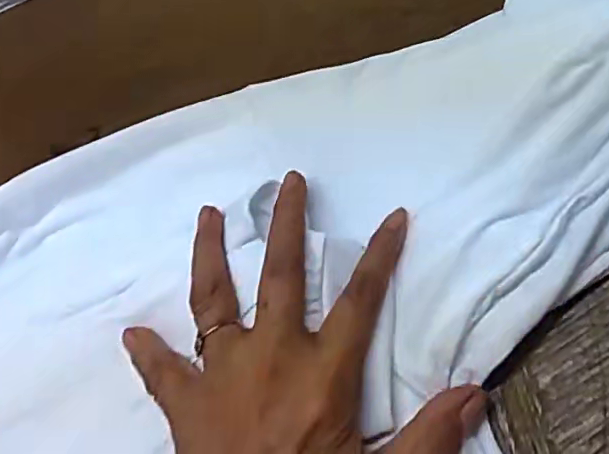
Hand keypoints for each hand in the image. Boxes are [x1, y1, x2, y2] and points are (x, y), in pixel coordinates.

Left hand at [123, 172, 485, 453]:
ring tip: (208, 215)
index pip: (361, 296)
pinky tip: (132, 332)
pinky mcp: (185, 413)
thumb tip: (475, 392)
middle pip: (282, 274)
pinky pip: (163, 376)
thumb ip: (428, 435)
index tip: (395, 216)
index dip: (381, 253)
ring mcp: (222, 380)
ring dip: (211, 255)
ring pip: (214, 303)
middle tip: (290, 180)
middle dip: (288, 223)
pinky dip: (149, 354)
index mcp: (323, 372)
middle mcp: (272, 358)